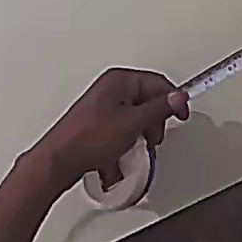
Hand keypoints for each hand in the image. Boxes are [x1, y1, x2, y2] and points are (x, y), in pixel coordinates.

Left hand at [27, 68, 188, 189]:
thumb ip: (159, 109)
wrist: (59, 160)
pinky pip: (122, 130)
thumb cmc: (87, 138)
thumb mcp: (133, 122)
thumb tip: (176, 98)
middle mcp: (110, 89)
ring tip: (135, 148)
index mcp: (119, 80)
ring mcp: (103, 107)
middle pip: (147, 100)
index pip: (157, 82)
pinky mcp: (98, 125)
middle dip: (154, 122)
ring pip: (135, 118)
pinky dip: (124, 144)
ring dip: (139, 136)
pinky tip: (119, 158)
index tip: (181, 114)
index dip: (173, 98)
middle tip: (153, 136)